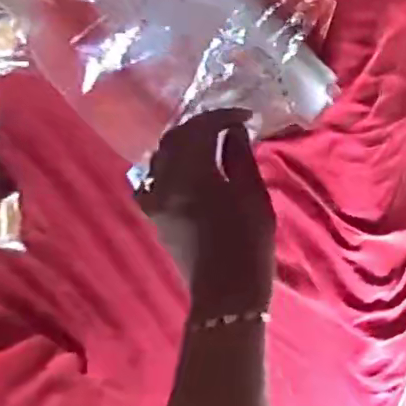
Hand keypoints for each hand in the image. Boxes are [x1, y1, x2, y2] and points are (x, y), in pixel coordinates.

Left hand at [138, 109, 275, 315]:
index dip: (223, 116)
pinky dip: (171, 163)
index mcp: (191, 177)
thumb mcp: (252, 193)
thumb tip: (235, 130)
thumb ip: (240, 157)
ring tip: (212, 140)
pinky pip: (154, 177)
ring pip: (161, 156)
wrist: (227, 288)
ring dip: (185, 141)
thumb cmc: (249, 239)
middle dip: (201, 125)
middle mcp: (163, 185)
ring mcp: (153, 201)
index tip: (246, 116)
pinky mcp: (153, 214)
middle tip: (230, 123)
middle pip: (174, 139)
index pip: (199, 130)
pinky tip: (189, 166)